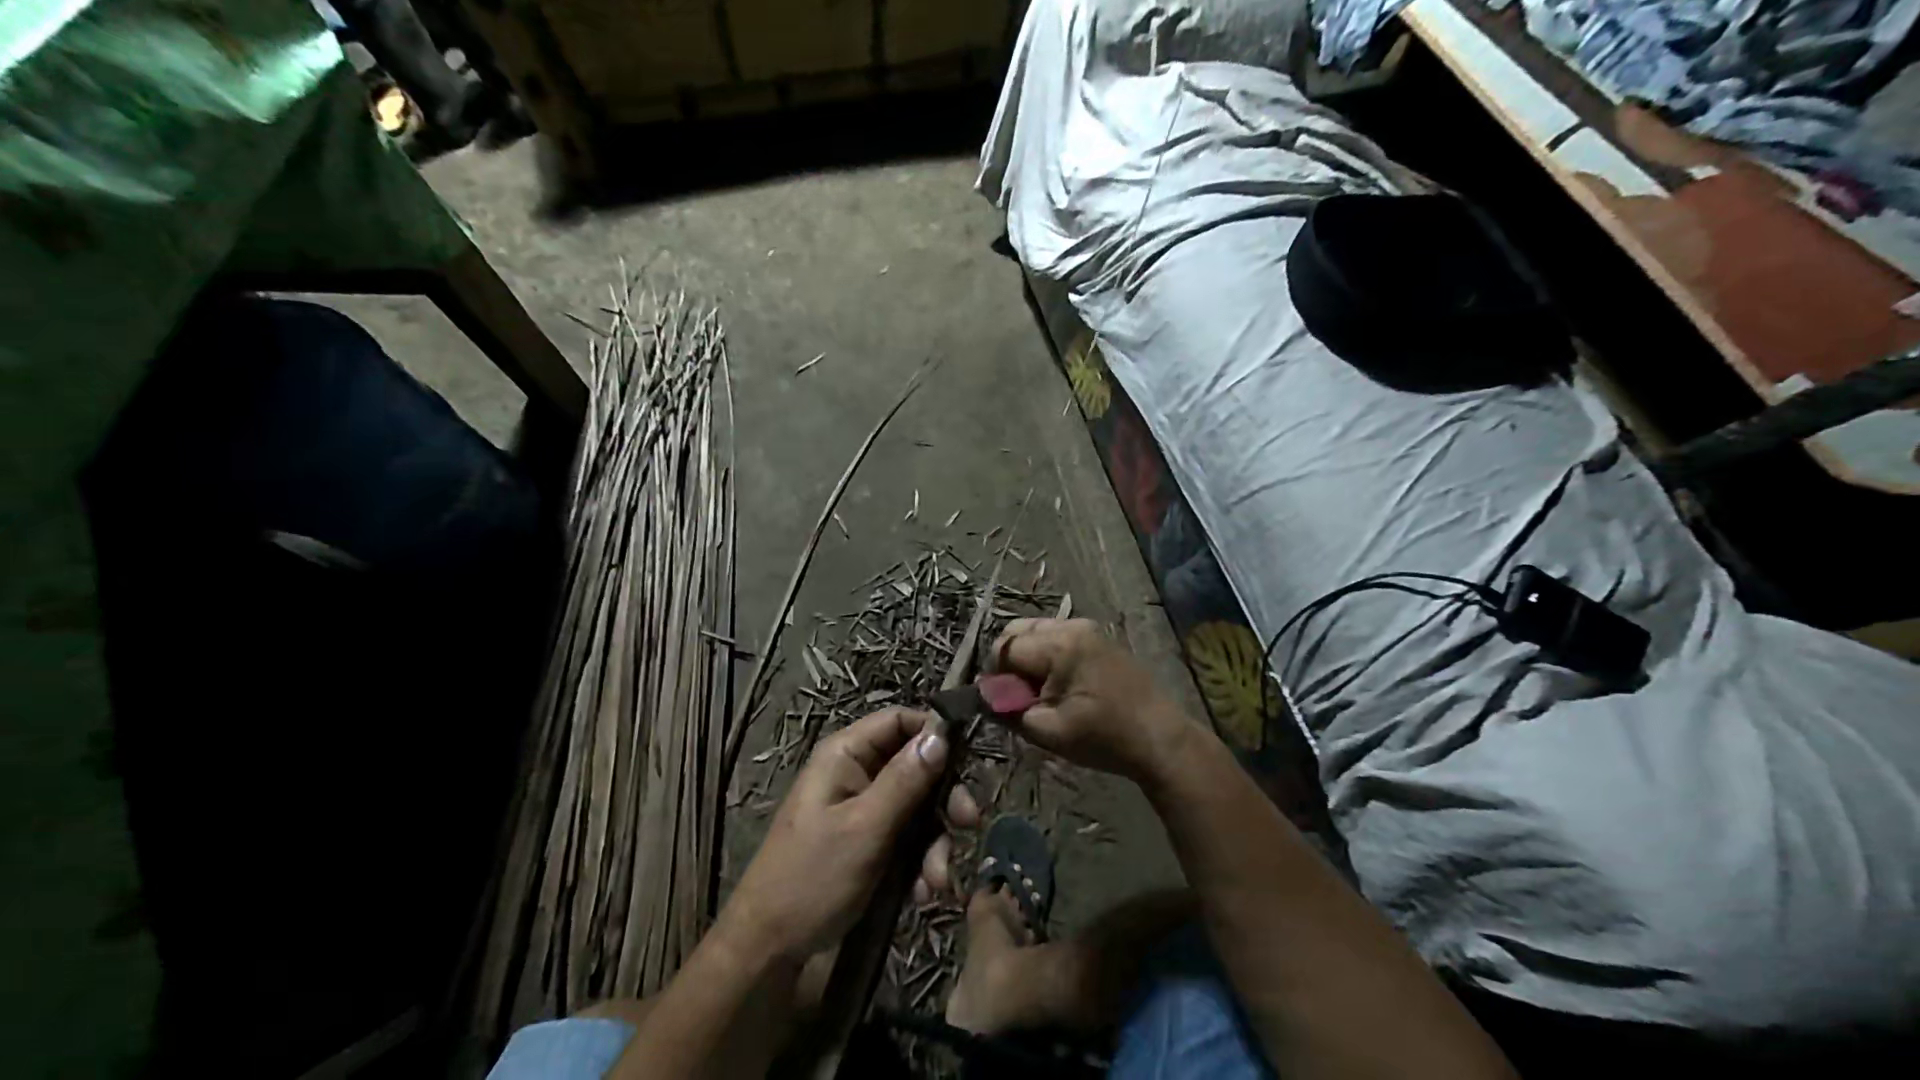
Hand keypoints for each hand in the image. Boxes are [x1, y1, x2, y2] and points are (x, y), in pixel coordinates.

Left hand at [717, 708, 979, 962]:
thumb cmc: (812, 878)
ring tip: (937, 881)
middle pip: (916, 767)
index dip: (934, 734)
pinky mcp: (870, 844)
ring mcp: (864, 811)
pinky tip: (922, 893)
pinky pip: (908, 839)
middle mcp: (856, 775)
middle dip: (943, 800)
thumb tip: (941, 733)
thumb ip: (905, 780)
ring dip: (935, 843)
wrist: (770, 950)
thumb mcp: (865, 828)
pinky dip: (920, 863)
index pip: (899, 721)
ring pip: (918, 808)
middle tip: (968, 823)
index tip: (968, 760)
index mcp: (845, 755)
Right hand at [988, 618, 1195, 782]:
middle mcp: (1072, 626)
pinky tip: (1057, 688)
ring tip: (1037, 694)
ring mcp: (1088, 630)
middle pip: (1018, 632)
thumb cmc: (1104, 737)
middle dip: (1008, 663)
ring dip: (1027, 659)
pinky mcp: (1098, 640)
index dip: (994, 676)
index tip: (1000, 703)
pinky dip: (1046, 658)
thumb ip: (1007, 708)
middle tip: (1017, 698)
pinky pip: (1057, 639)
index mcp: (1060, 643)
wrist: (1161, 740)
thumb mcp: (1047, 730)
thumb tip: (982, 695)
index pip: (1005, 648)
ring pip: (1036, 633)